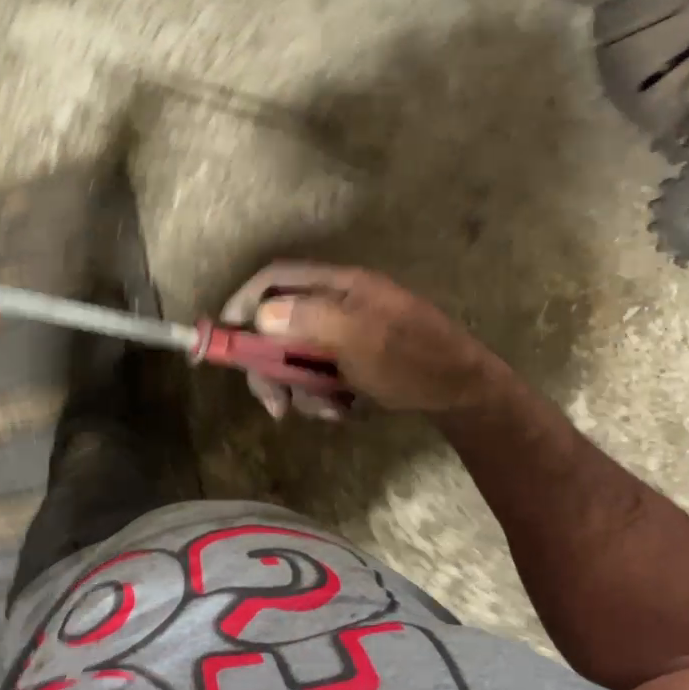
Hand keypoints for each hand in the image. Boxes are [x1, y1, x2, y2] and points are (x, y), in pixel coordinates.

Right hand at [221, 262, 502, 418]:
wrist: (463, 394)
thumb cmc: (414, 360)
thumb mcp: (361, 338)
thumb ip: (309, 320)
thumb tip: (259, 315)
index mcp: (339, 286)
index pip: (275, 278)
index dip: (244, 301)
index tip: (225, 337)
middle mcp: (334, 305)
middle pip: (274, 326)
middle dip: (268, 367)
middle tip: (274, 403)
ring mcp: (340, 333)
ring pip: (291, 358)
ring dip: (297, 390)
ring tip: (326, 411)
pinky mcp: (346, 360)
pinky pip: (312, 376)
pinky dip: (318, 397)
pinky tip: (341, 410)